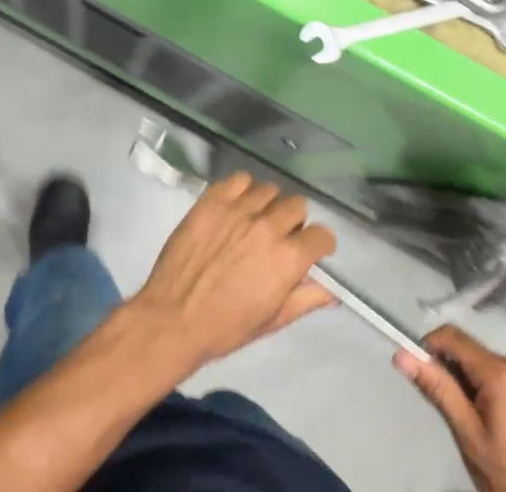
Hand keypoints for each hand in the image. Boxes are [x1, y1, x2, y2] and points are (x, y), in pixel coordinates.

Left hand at [128, 173, 337, 366]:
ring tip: (255, 221)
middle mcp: (268, 227)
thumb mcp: (273, 320)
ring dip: (268, 205)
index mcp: (288, 258)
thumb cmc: (226, 327)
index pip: (322, 235)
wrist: (172, 318)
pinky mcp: (212, 201)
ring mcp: (238, 210)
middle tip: (279, 238)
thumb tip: (333, 289)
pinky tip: (236, 207)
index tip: (311, 251)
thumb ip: (306, 299)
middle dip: (294, 222)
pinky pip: (239, 179)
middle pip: (297, 206)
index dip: (319, 245)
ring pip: (269, 190)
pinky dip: (243, 189)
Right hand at [395, 326, 505, 491]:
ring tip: (476, 423)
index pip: (453, 337)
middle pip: (472, 352)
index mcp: (502, 372)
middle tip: (451, 411)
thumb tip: (402, 356)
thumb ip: (438, 390)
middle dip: (453, 372)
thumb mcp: (469, 436)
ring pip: (490, 365)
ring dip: (474, 383)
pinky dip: (494, 390)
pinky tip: (499, 424)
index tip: (419, 373)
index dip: (428, 347)